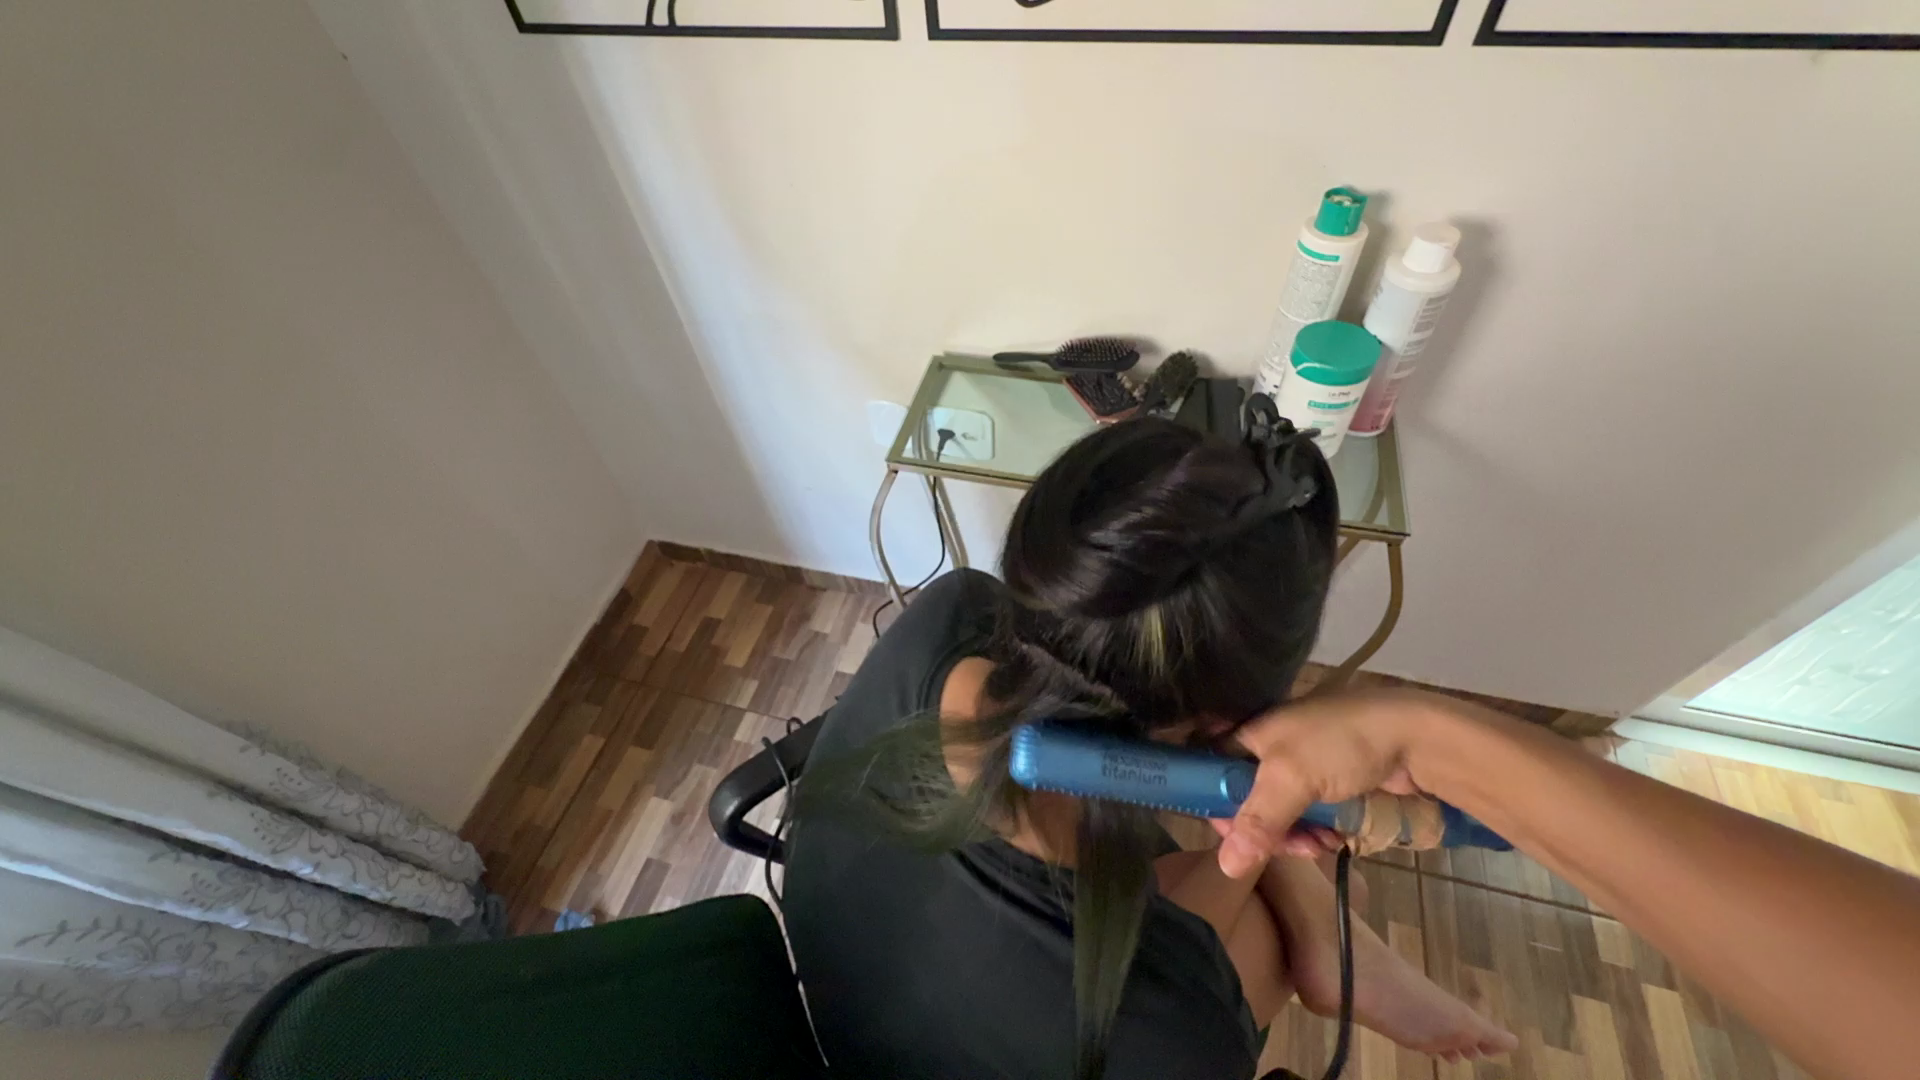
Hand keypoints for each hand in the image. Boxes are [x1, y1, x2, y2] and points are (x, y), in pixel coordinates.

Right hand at [1217, 689, 1437, 877]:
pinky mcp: (1328, 785)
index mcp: (1249, 735)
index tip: (1234, 834)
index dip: (1214, 803)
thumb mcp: (1290, 778)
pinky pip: (1306, 816)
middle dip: (1264, 829)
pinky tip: (1333, 840)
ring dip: (1294, 836)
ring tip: (1318, 845)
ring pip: (1278, 813)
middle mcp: (1268, 750)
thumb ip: (1258, 821)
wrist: (1413, 736)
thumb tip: (1226, 865)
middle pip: (1245, 799)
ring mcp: (1300, 768)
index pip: (1210, 771)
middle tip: (1288, 846)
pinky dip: (1315, 832)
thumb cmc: (1339, 743)